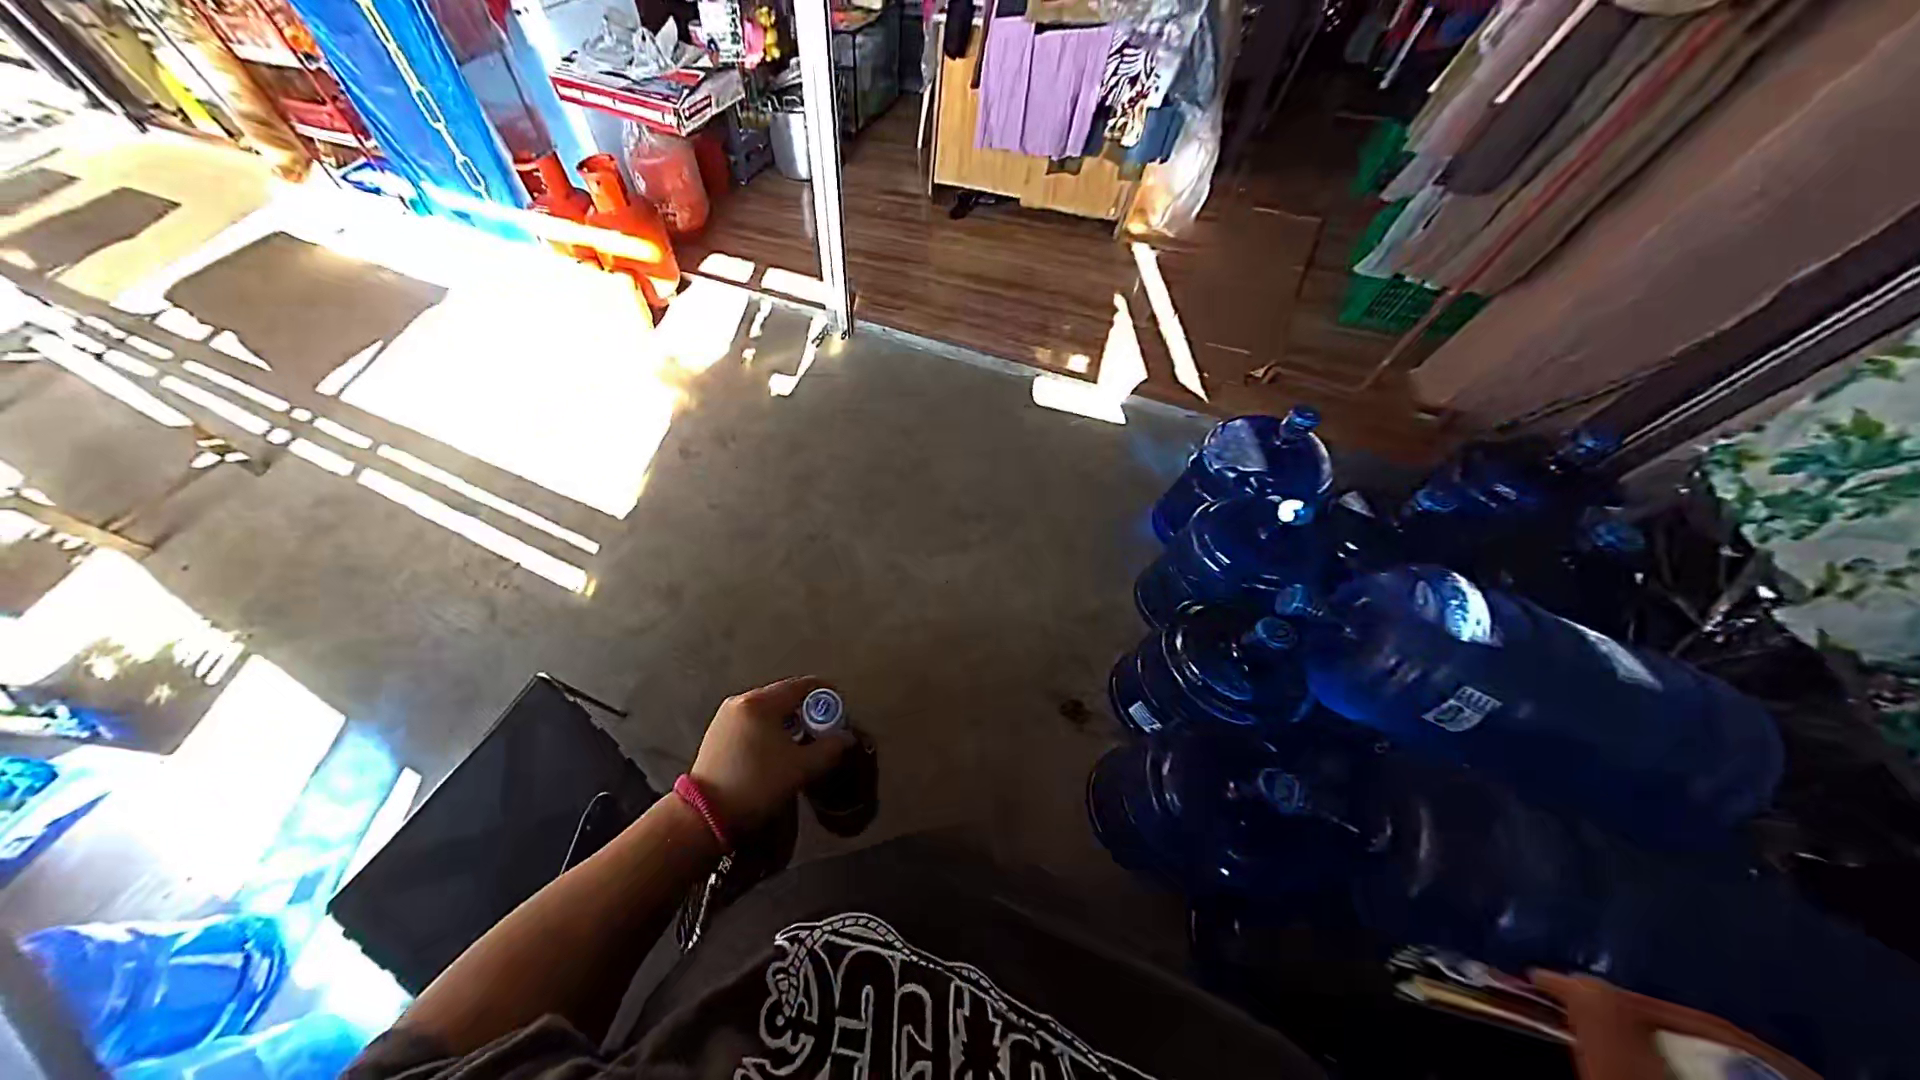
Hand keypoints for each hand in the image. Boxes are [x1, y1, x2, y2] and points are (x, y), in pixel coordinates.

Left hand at [689, 676, 852, 831]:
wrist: (705, 816)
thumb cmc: (757, 784)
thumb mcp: (801, 767)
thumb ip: (830, 748)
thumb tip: (846, 738)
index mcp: (761, 703)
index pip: (803, 685)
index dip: (827, 695)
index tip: (840, 711)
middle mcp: (741, 701)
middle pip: (785, 696)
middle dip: (808, 711)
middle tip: (824, 731)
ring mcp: (726, 717)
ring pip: (769, 710)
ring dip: (790, 721)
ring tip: (803, 743)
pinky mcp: (718, 733)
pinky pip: (754, 721)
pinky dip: (771, 729)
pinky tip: (778, 750)